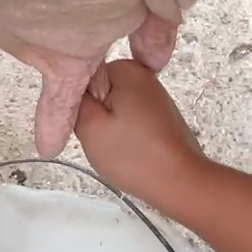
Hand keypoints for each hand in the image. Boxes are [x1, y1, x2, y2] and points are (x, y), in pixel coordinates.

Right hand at [75, 59, 206, 195]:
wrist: (181, 183)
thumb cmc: (134, 155)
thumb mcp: (90, 126)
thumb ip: (73, 100)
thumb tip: (70, 83)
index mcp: (125, 68)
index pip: (82, 75)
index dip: (79, 102)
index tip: (91, 123)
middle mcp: (142, 74)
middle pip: (97, 89)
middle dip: (95, 113)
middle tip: (102, 137)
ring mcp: (153, 94)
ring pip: (111, 105)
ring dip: (109, 125)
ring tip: (118, 145)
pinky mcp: (159, 113)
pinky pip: (128, 116)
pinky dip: (125, 132)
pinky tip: (130, 148)